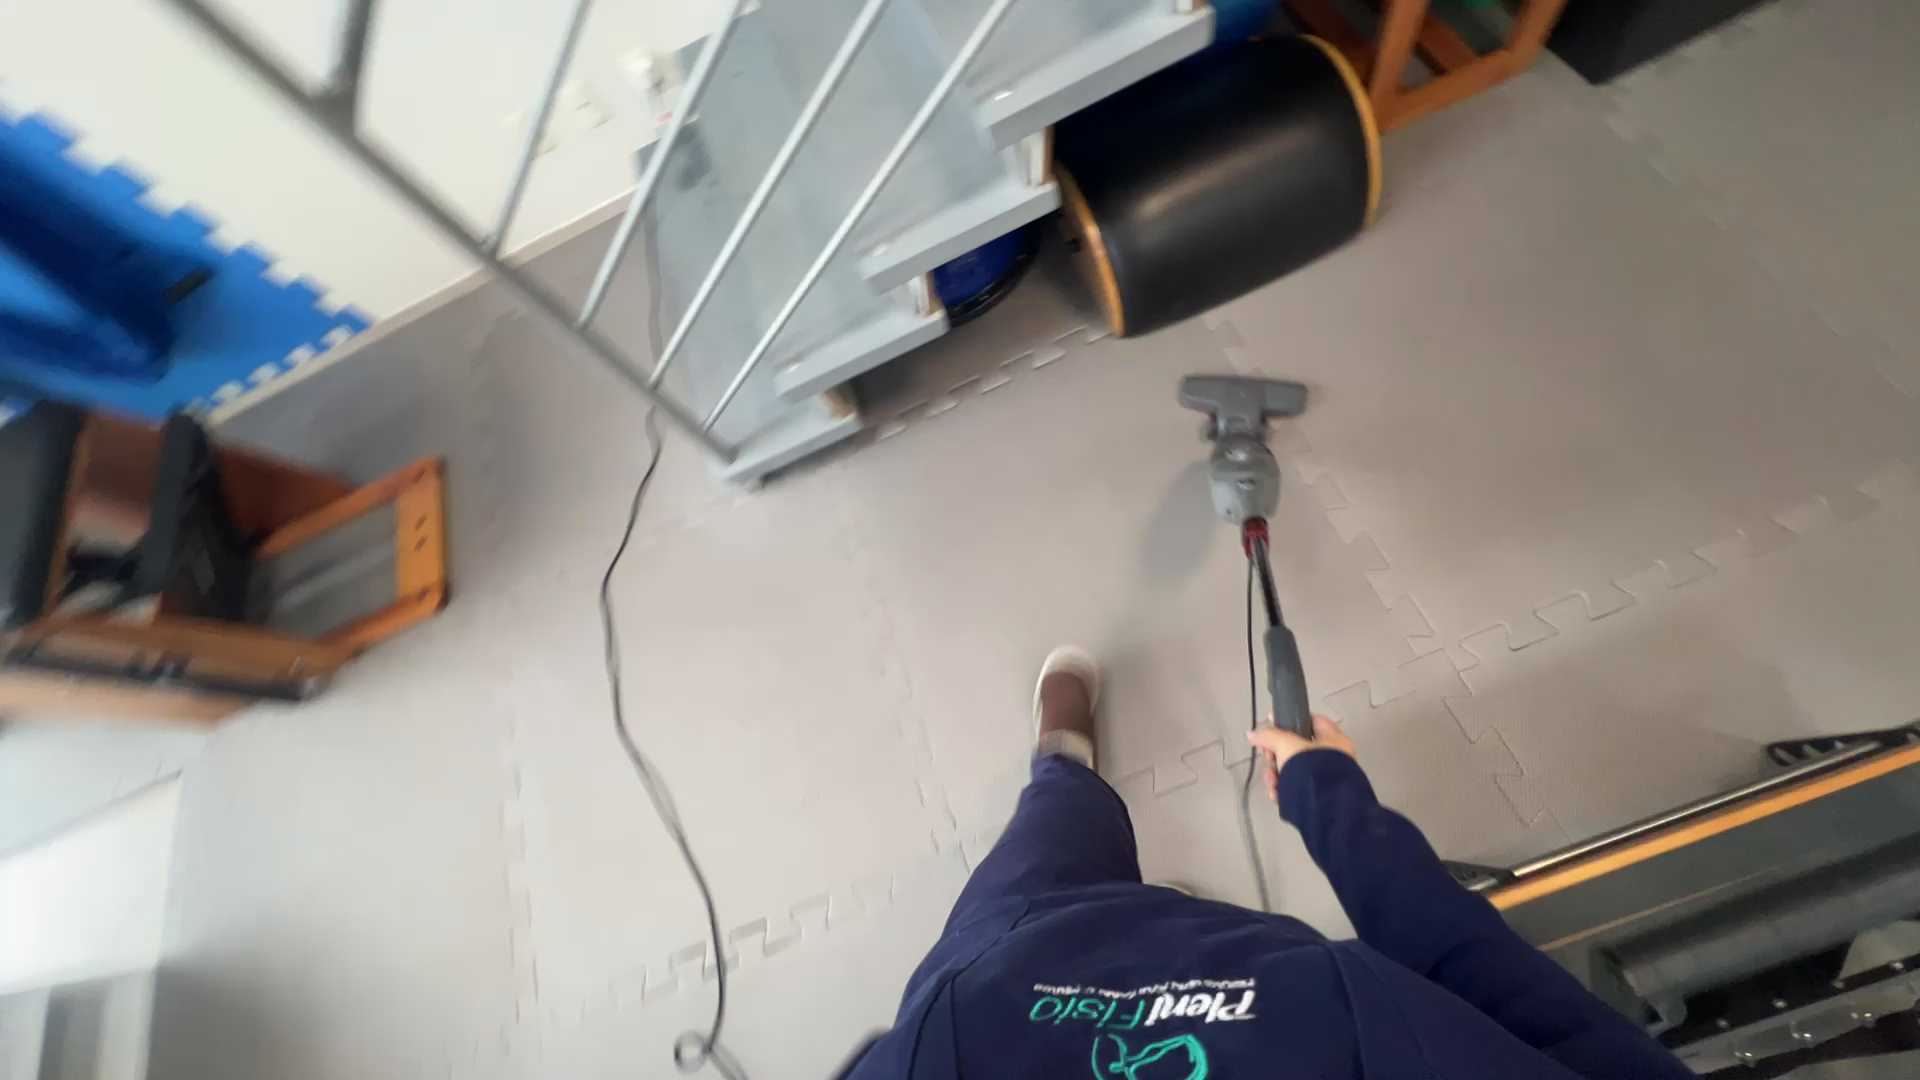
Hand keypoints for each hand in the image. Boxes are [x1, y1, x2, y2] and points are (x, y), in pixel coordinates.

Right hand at [1248, 715, 1356, 802]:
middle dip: (1276, 753)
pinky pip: (1294, 786)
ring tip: (1272, 779)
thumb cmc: (1312, 768)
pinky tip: (1275, 792)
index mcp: (1333, 740)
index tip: (1273, 723)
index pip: (1312, 720)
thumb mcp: (1285, 743)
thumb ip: (1268, 735)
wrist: (1322, 807)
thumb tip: (1252, 734)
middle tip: (1268, 756)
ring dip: (1275, 773)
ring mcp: (1324, 779)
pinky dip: (1281, 789)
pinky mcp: (1315, 797)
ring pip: (1292, 768)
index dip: (1291, 719)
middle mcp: (1332, 758)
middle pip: (1296, 747)